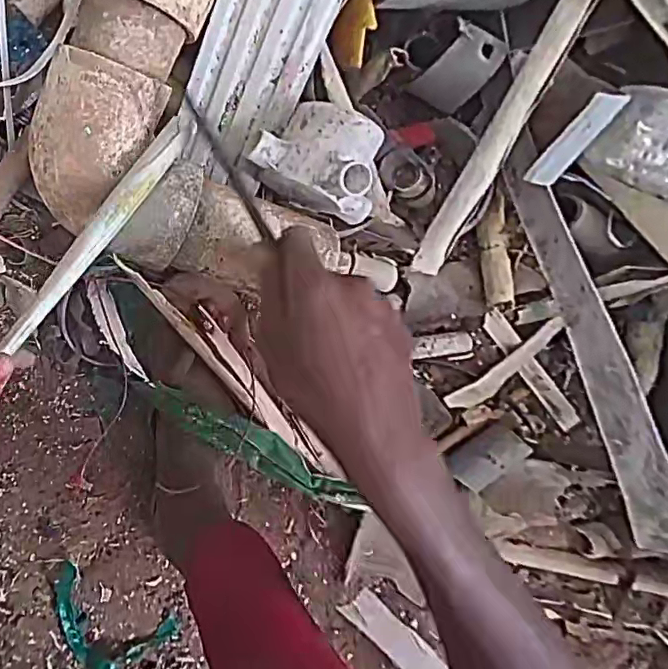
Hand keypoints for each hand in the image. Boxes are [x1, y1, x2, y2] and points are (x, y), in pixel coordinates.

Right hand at [256, 228, 428, 483]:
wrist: (376, 430)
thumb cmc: (317, 393)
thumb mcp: (270, 344)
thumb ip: (268, 296)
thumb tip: (268, 267)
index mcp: (312, 284)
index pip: (294, 239)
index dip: (280, 251)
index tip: (273, 267)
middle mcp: (350, 285)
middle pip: (319, 272)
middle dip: (305, 292)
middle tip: (293, 327)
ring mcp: (379, 304)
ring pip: (344, 296)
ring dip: (333, 312)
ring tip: (323, 352)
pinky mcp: (399, 325)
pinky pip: (367, 316)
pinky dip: (356, 330)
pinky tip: (348, 362)